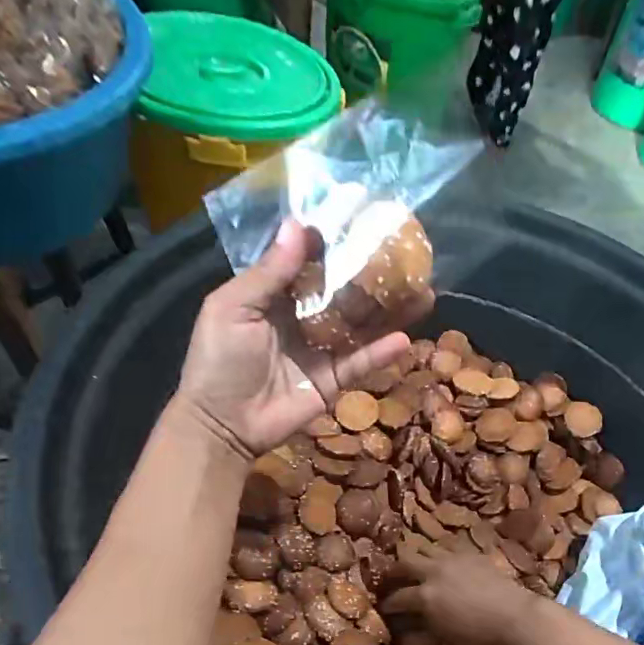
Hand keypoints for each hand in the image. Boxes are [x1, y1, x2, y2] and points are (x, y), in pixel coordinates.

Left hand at [177, 219, 412, 457]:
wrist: (223, 423)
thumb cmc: (219, 360)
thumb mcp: (233, 308)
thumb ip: (269, 272)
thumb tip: (299, 224)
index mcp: (275, 296)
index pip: (311, 264)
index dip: (336, 245)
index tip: (367, 221)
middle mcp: (303, 319)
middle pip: (345, 292)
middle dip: (374, 275)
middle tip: (409, 255)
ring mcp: (321, 350)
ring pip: (360, 326)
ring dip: (390, 310)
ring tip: (424, 290)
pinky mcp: (333, 381)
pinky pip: (361, 363)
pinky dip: (382, 352)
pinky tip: (406, 336)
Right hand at [379, 544, 540, 644]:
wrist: (511, 613)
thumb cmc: (476, 631)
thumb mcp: (444, 636)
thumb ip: (421, 630)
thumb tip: (404, 631)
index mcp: (424, 595)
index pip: (397, 598)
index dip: (388, 603)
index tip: (383, 607)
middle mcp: (433, 571)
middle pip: (405, 562)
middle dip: (395, 570)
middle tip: (392, 576)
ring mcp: (451, 558)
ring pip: (425, 548)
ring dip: (417, 556)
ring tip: (416, 563)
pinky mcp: (468, 552)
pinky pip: (448, 546)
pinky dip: (441, 552)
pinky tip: (444, 559)